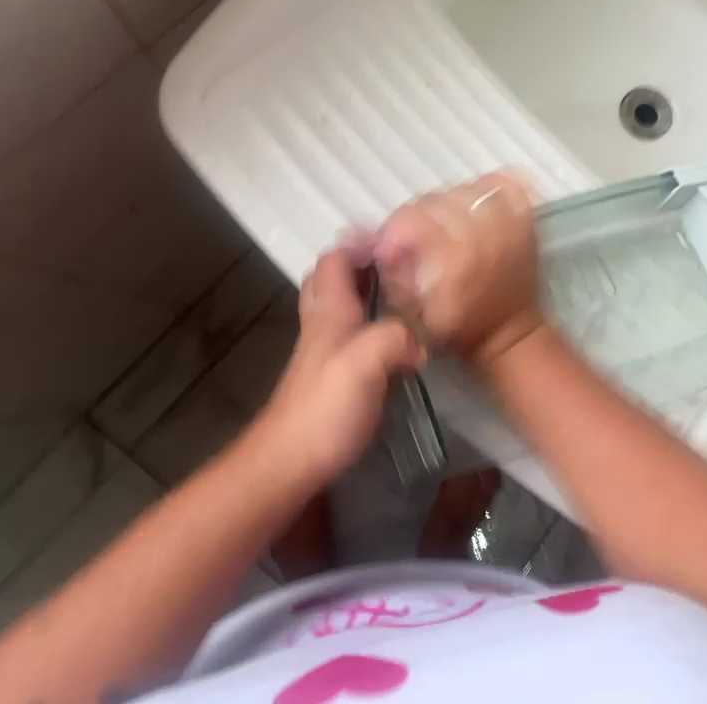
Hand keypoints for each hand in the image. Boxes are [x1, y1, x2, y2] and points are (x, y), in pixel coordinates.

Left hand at [252, 250, 425, 483]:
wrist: (288, 465)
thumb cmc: (324, 410)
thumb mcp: (366, 363)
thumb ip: (396, 336)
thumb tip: (419, 340)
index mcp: (330, 313)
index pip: (335, 260)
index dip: (360, 243)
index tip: (398, 240)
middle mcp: (323, 326)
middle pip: (333, 280)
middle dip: (362, 265)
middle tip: (400, 267)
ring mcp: (324, 353)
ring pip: (342, 308)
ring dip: (368, 295)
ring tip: (406, 297)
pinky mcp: (332, 379)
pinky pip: (353, 337)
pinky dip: (373, 327)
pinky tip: (399, 341)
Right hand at [370, 171, 545, 365]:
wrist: (510, 334)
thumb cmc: (459, 329)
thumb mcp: (414, 313)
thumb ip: (394, 274)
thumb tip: (383, 243)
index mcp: (454, 260)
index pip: (413, 218)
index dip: (394, 228)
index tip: (390, 243)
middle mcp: (482, 237)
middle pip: (436, 200)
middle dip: (416, 215)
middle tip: (413, 234)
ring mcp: (507, 226)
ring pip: (466, 189)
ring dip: (447, 201)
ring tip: (442, 221)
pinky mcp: (525, 221)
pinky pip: (505, 185)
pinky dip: (487, 187)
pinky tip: (474, 202)